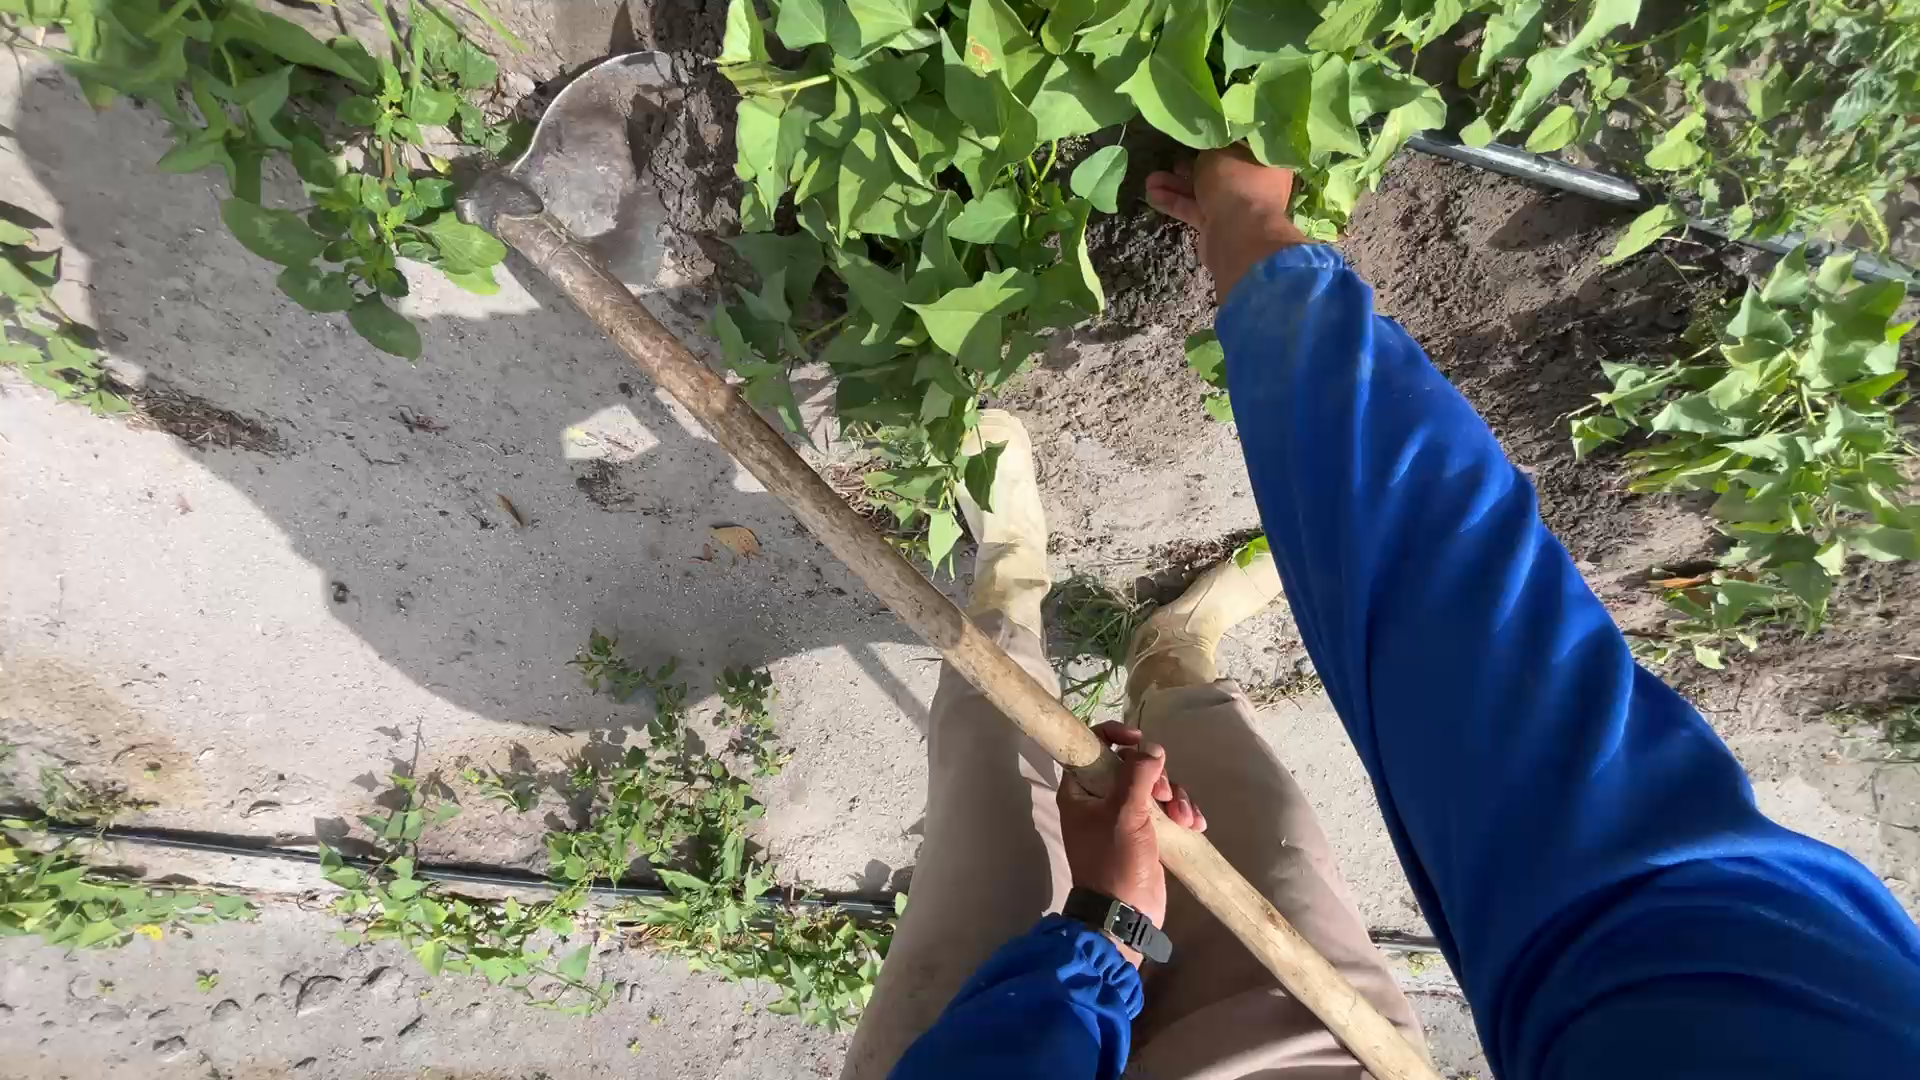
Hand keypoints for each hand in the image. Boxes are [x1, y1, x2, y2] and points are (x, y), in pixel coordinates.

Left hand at [1057, 723, 1205, 963]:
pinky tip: (1195, 826)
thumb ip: (1138, 775)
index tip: (1138, 739)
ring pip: (1154, 787)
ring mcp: (1123, 816)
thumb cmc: (1114, 861)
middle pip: (1131, 765)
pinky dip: (1180, 813)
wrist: (1126, 917)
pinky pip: (1165, 810)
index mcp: (1080, 789)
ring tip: (1185, 819)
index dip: (1115, 735)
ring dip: (1174, 797)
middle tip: (1164, 796)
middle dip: (1157, 776)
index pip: (1091, 745)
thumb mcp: (1124, 814)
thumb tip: (1152, 747)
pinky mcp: (1146, 833)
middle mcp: (1099, 798)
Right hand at [1146, 146, 1309, 301]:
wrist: (1237, 235)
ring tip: (1149, 181)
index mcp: (1264, 161)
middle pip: (1216, 172)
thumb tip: (1202, 150)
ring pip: (1200, 192)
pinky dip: (1175, 203)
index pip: (1238, 147)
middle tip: (1169, 160)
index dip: (1215, 144)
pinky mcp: (1215, 226)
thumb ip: (1208, 149)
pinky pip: (1193, 209)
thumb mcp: (1218, 153)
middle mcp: (1252, 183)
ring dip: (1175, 186)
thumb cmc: (1235, 183)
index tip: (1195, 141)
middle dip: (1188, 168)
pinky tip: (1152, 196)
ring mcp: (1233, 207)